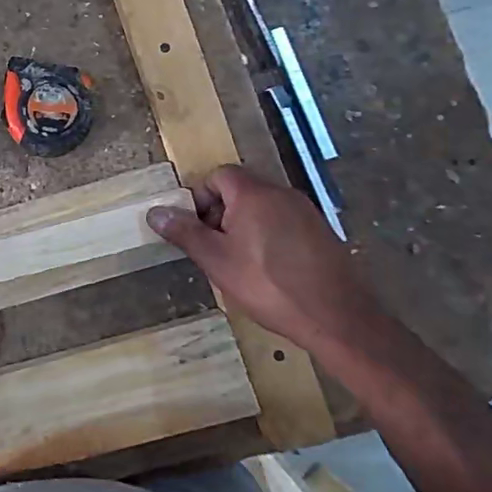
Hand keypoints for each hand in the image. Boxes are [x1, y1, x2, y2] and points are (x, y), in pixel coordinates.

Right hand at [147, 165, 380, 350]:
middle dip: (222, 215)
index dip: (202, 197)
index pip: (219, 175)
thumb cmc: (268, 285)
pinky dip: (271, 238)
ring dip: (246, 228)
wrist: (336, 316)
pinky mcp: (322, 232)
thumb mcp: (217, 261)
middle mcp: (281, 193)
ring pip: (264, 208)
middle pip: (242, 190)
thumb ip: (186, 232)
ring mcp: (306, 211)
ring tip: (241, 265)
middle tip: (216, 251)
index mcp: (254, 193)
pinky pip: (285, 223)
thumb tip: (155, 212)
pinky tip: (271, 272)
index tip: (198, 230)